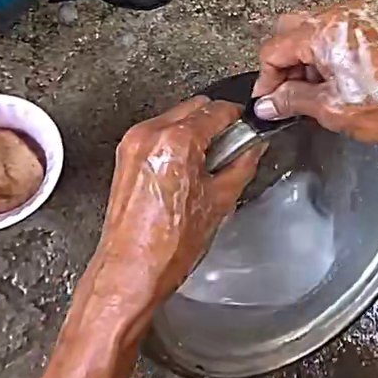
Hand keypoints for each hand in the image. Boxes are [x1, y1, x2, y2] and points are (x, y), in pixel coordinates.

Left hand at [89, 97, 263, 314]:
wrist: (130, 271)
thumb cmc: (167, 246)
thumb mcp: (219, 202)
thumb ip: (241, 166)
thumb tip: (252, 148)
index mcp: (177, 141)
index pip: (217, 109)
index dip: (238, 118)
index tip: (247, 128)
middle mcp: (150, 134)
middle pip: (194, 107)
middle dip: (215, 122)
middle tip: (231, 148)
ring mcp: (134, 143)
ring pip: (175, 118)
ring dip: (194, 131)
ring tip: (207, 165)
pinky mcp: (125, 155)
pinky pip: (157, 134)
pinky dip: (175, 142)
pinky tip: (186, 171)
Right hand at [251, 2, 377, 146]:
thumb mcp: (328, 108)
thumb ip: (290, 100)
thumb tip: (268, 103)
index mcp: (324, 31)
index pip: (274, 49)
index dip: (266, 78)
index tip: (266, 100)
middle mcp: (340, 17)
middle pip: (288, 33)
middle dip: (282, 66)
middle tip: (284, 96)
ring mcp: (357, 20)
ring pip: (310, 33)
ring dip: (302, 62)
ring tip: (310, 95)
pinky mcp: (370, 30)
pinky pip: (333, 36)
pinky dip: (323, 58)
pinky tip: (330, 85)